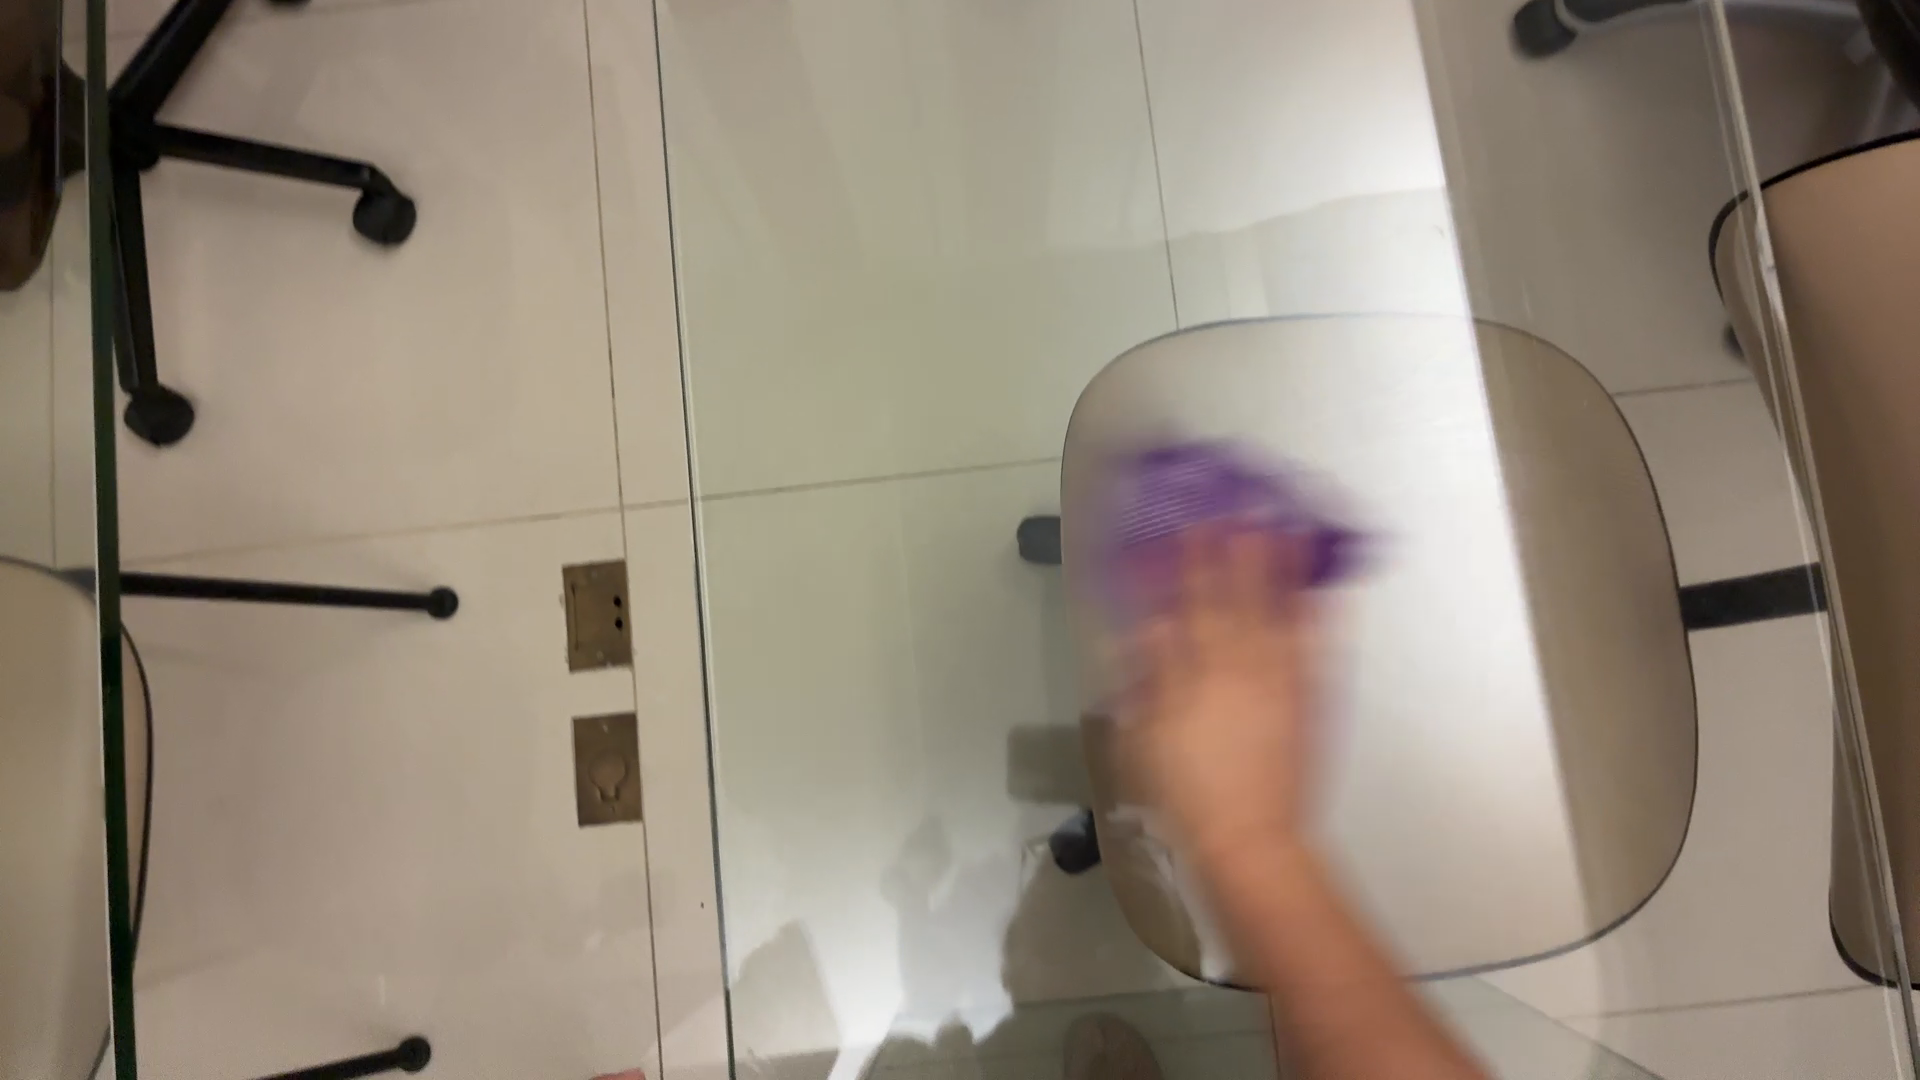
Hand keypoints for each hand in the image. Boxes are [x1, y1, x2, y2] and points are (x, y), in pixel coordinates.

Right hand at [1123, 526, 1323, 877]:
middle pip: (1236, 594)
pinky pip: (1317, 646)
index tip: (1190, 523)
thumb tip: (1143, 631)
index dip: (1189, 561)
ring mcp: (1282, 679)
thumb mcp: (1144, 735)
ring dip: (1280, 566)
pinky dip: (1321, 614)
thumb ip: (1147, 679)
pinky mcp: (1309, 698)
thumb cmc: (1185, 789)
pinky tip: (1324, 589)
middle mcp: (1242, 664)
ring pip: (1280, 609)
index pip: (1190, 603)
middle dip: (1236, 547)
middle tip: (1241, 503)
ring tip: (1284, 524)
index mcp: (1197, 672)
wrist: (1251, 838)